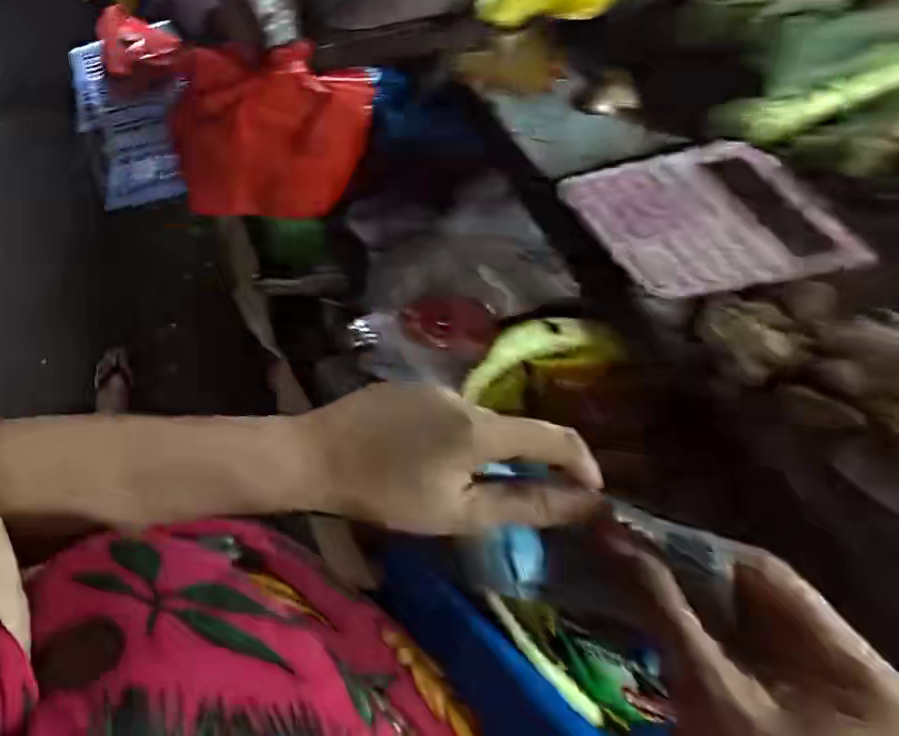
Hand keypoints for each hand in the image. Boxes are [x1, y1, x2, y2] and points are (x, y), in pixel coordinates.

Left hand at [304, 382, 603, 533]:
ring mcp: (419, 387)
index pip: (556, 436)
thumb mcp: (461, 511)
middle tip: (521, 496)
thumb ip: (528, 503)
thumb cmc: (383, 491)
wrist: (310, 455)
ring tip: (466, 480)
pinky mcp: (392, 387)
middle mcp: (453, 396)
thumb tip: (588, 501)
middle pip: (511, 427)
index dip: (583, 465)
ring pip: (474, 419)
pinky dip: (451, 433)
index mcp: (477, 426)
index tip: (587, 495)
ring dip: (484, 447)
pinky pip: (439, 410)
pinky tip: (427, 457)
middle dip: (528, 460)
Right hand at [604, 523, 898, 734]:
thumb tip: (608, 533)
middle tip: (607, 547)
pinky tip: (640, 614)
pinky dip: (685, 624)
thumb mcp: (711, 691)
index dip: (689, 543)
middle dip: (674, 567)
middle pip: (752, 594)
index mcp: (858, 665)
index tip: (620, 527)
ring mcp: (824, 689)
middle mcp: (852, 667)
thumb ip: (663, 609)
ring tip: (613, 574)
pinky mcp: (792, 702)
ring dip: (673, 593)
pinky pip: (735, 645)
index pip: (764, 572)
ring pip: (738, 617)